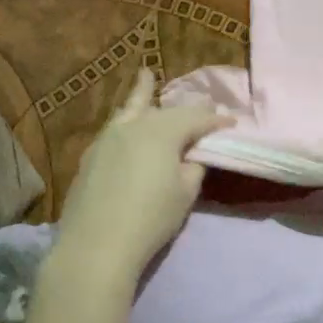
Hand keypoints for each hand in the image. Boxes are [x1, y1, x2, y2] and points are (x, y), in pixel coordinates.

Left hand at [52, 70, 230, 276]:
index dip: (216, 120)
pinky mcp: (90, 156)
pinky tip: (127, 122)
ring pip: (131, 111)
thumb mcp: (186, 192)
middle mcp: (133, 126)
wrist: (97, 245)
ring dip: (144, 97)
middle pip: (164, 110)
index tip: (232, 123)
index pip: (196, 118)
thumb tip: (192, 155)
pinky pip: (116, 128)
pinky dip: (127, 119)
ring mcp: (107, 139)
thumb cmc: (152, 218)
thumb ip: (193, 166)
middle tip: (204, 103)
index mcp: (162, 132)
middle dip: (187, 108)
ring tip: (146, 77)